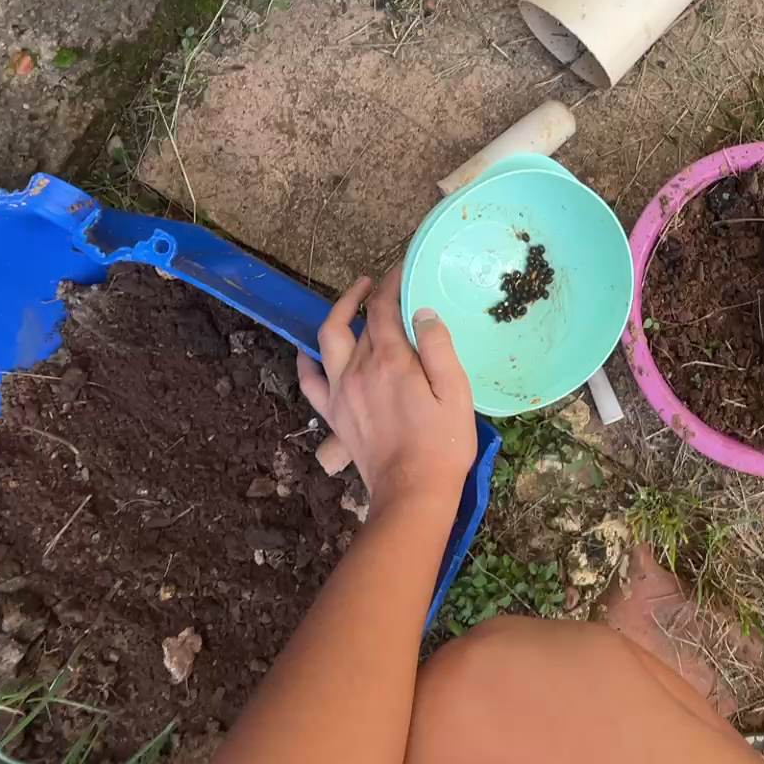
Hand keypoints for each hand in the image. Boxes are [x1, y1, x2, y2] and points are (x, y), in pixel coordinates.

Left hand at [297, 268, 476, 513]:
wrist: (412, 492)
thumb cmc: (443, 443)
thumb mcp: (456, 391)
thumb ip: (438, 347)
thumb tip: (421, 312)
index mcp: (391, 360)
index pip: (385, 308)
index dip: (391, 284)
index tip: (401, 271)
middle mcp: (358, 369)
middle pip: (359, 320)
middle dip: (371, 296)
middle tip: (384, 284)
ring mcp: (341, 391)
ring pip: (329, 339)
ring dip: (339, 313)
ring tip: (354, 300)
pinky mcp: (334, 414)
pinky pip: (310, 380)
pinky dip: (307, 358)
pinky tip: (310, 348)